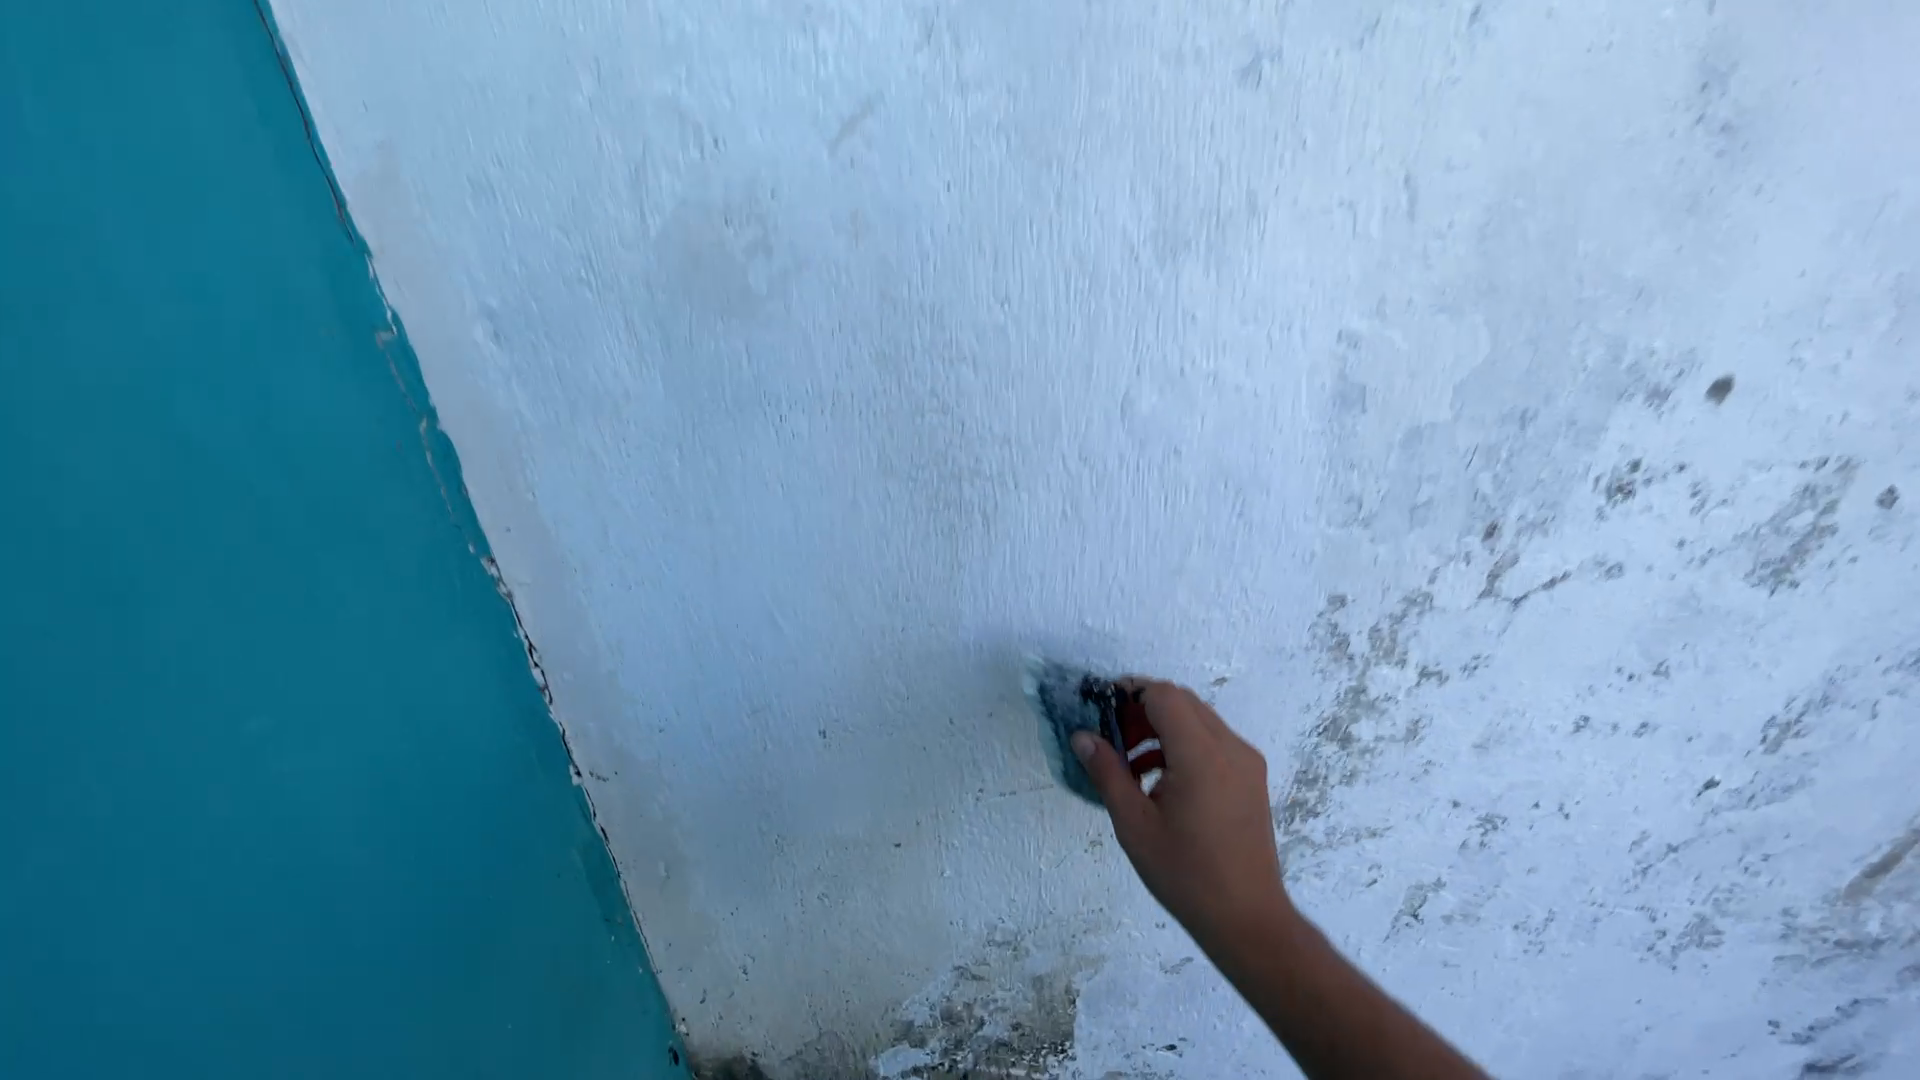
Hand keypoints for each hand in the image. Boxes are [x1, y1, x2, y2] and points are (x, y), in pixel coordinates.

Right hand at [1072, 679, 1292, 952]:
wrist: (1248, 919)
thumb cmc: (1185, 874)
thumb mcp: (1134, 824)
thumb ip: (1107, 772)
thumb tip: (1082, 736)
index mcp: (1201, 755)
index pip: (1163, 696)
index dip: (1129, 693)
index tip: (1099, 709)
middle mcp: (1230, 747)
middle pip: (1182, 701)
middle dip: (1142, 709)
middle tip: (1110, 736)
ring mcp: (1246, 762)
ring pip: (1198, 719)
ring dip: (1162, 727)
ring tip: (1130, 763)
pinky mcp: (1251, 778)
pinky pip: (1213, 741)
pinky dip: (1183, 744)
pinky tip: (1159, 779)